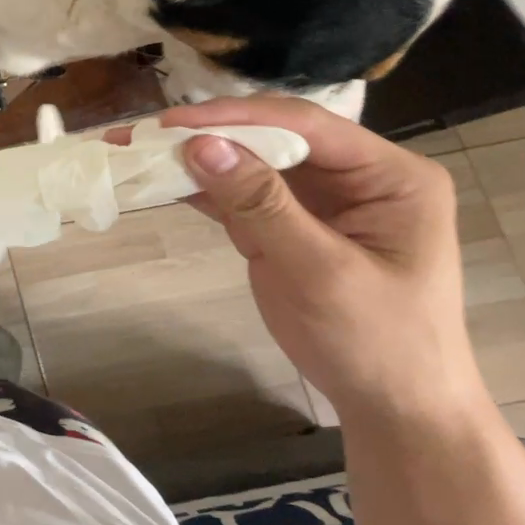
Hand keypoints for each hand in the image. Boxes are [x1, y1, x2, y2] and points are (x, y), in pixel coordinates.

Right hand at [157, 97, 484, 423]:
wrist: (392, 406)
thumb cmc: (376, 340)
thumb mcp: (320, 271)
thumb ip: (261, 204)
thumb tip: (199, 145)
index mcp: (390, 176)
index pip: (306, 126)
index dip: (237, 118)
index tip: (170, 122)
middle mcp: (354, 177)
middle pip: (272, 138)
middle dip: (207, 134)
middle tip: (140, 134)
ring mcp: (317, 202)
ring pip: (248, 163)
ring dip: (193, 158)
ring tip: (132, 149)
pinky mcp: (284, 226)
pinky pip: (236, 196)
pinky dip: (196, 189)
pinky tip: (153, 179)